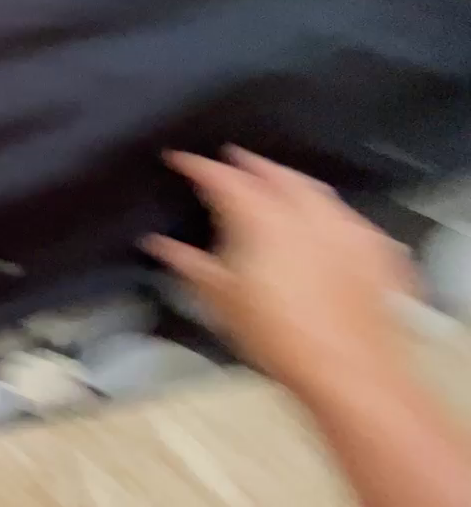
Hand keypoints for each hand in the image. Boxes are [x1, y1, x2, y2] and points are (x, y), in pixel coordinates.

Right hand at [144, 147, 419, 398]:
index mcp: (261, 223)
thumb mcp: (216, 296)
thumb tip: (156, 243)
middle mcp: (306, 222)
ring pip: (321, 195)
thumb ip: (186, 261)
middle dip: (252, 164)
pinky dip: (337, 214)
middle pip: (279, 177)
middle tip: (230, 158)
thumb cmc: (273, 332)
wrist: (351, 377)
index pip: (224, 179)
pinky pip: (357, 224)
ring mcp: (348, 240)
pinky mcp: (379, 264)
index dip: (198, 165)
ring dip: (294, 182)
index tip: (179, 159)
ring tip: (278, 181)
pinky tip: (333, 220)